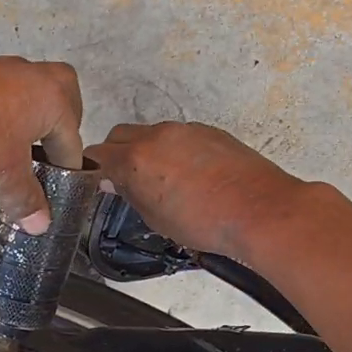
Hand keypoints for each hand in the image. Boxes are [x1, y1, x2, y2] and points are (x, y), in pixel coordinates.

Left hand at [0, 57, 83, 234]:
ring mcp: (0, 69)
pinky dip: (3, 114)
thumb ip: (26, 200)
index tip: (59, 186)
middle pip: (61, 98)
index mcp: (53, 97)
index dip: (67, 167)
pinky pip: (0, 94)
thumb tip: (39, 223)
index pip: (71, 138)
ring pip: (28, 93)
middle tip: (51, 155)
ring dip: (30, 118)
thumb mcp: (5, 177)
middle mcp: (31, 74)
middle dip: (61, 126)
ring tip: (19, 151)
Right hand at [85, 122, 317, 258]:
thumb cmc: (208, 221)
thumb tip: (115, 183)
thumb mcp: (155, 217)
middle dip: (116, 154)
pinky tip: (186, 176)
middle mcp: (158, 137)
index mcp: (136, 159)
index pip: (97, 154)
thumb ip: (129, 194)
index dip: (93, 169)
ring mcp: (186, 130)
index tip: (97, 180)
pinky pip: (179, 136)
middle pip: (120, 135)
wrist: (259, 210)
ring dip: (147, 151)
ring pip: (151, 134)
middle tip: (123, 178)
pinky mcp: (210, 132)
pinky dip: (174, 150)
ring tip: (159, 180)